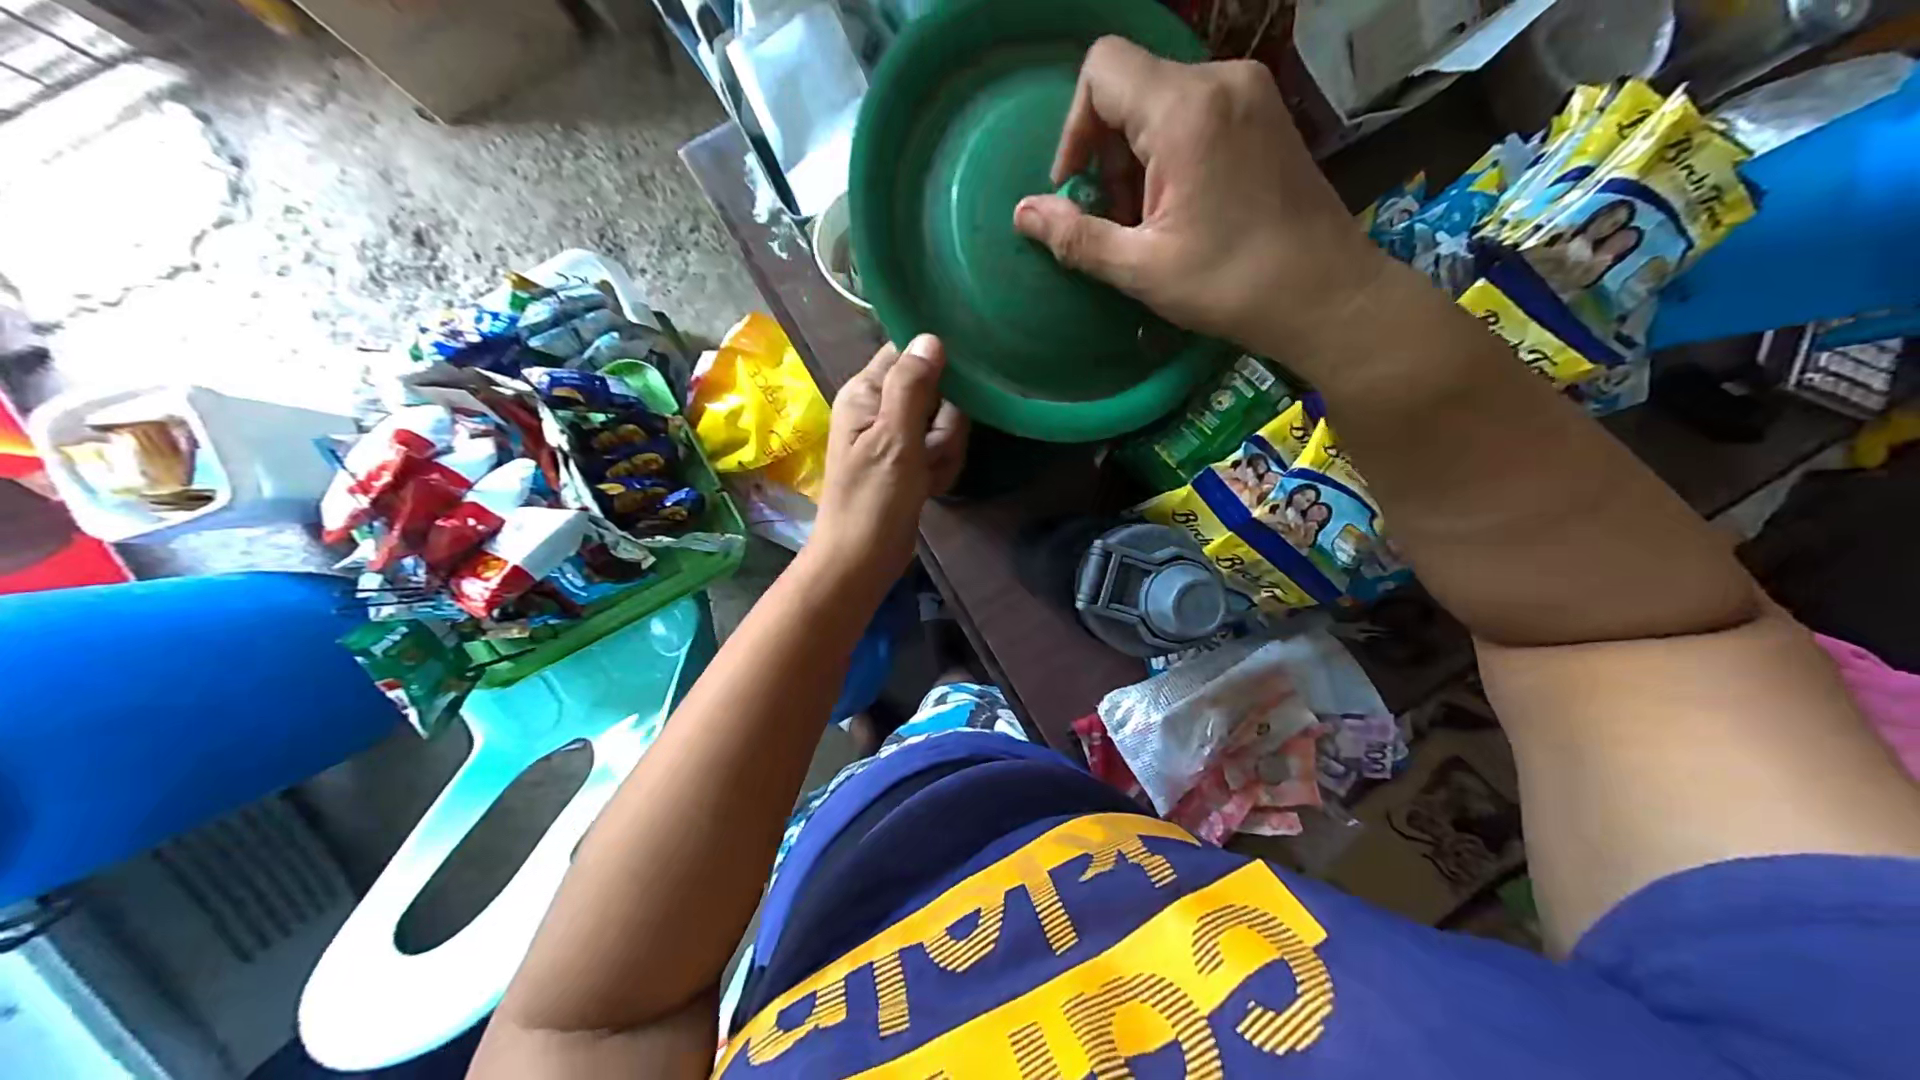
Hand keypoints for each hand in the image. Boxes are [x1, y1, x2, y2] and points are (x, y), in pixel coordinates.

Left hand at [812, 335, 968, 577]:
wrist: (863, 559)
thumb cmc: (872, 499)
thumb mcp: (893, 438)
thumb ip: (912, 386)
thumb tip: (931, 337)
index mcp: (866, 391)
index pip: (908, 354)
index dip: (934, 370)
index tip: (947, 395)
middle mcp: (881, 408)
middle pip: (937, 391)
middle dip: (944, 425)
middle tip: (926, 452)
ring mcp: (897, 437)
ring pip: (946, 424)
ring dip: (944, 453)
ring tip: (924, 478)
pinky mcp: (912, 462)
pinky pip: (943, 451)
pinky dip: (941, 470)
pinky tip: (928, 489)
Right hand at [1012, 37, 1391, 367]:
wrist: (1325, 294)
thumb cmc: (1231, 284)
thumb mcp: (1141, 268)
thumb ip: (1076, 235)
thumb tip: (1021, 213)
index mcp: (1186, 112)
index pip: (1101, 69)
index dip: (1074, 127)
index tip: (1078, 187)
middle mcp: (1220, 81)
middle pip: (1130, 86)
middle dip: (1108, 152)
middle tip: (1119, 218)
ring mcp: (1249, 93)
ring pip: (1161, 101)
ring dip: (1137, 158)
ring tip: (1151, 221)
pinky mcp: (1264, 113)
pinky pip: (1195, 112)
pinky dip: (1171, 153)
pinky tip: (1181, 207)